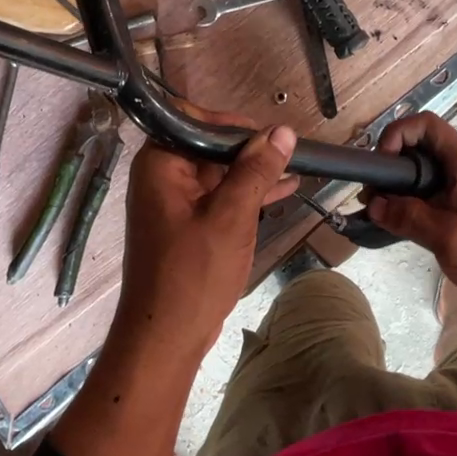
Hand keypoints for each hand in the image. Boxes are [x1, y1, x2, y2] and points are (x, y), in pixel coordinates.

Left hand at [119, 106, 298, 357]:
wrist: (166, 337)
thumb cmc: (193, 274)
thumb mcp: (232, 216)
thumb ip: (256, 170)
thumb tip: (282, 131)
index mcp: (160, 164)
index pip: (191, 117)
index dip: (229, 121)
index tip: (265, 136)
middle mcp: (162, 176)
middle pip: (208, 144)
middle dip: (248, 147)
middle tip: (289, 151)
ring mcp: (174, 203)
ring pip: (218, 172)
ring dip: (254, 171)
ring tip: (296, 167)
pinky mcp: (188, 226)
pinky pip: (220, 197)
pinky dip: (247, 193)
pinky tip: (284, 190)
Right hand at [364, 114, 456, 316]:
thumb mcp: (454, 240)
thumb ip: (412, 219)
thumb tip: (374, 204)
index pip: (426, 125)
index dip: (398, 135)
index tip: (382, 166)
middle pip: (416, 149)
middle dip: (389, 166)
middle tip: (370, 198)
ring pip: (416, 177)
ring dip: (393, 190)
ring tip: (373, 214)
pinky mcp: (455, 215)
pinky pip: (422, 201)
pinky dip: (402, 208)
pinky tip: (386, 226)